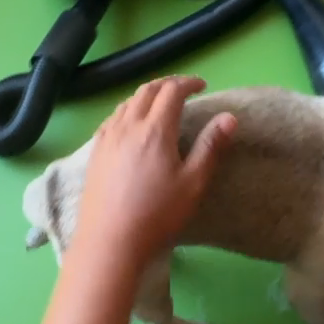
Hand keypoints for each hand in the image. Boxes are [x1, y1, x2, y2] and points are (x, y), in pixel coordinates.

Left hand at [73, 76, 235, 265]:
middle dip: (167, 84)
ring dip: (145, 96)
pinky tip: (130, 124)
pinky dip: (126, 110)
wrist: (110, 240)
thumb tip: (229, 117)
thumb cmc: (158, 214)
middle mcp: (128, 126)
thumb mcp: (193, 183)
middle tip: (182, 90)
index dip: (188, 83)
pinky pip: (111, 119)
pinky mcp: (95, 153)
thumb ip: (210, 146)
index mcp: (155, 130)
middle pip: (146, 91)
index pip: (172, 91)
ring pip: (126, 103)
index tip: (202, 86)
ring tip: (158, 104)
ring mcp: (107, 138)